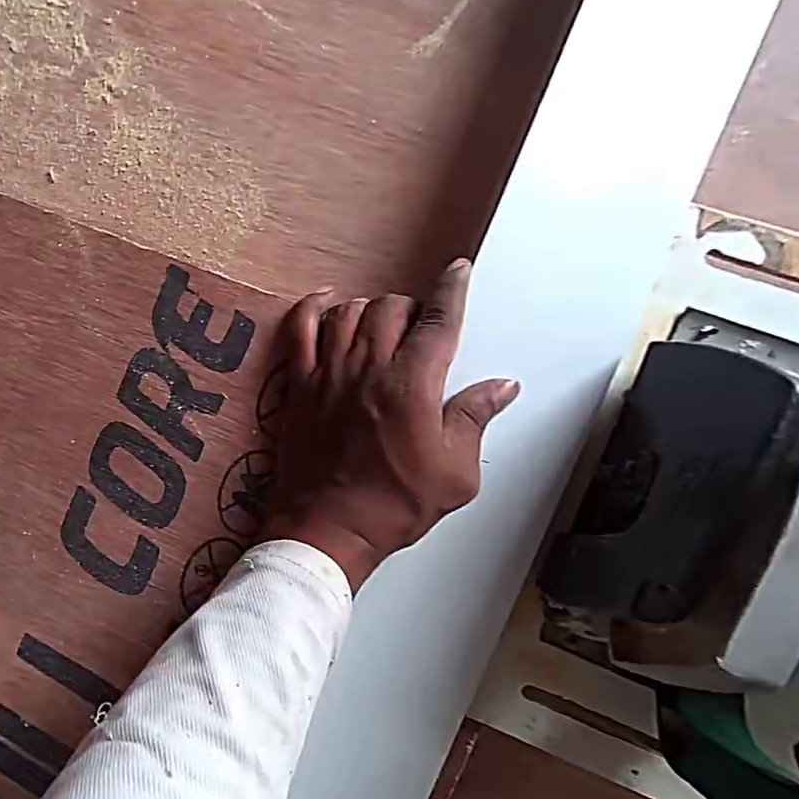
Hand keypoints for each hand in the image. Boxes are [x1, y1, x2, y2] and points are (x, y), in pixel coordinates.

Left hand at [260, 259, 519, 590]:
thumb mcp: (454, 472)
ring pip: (348, 312)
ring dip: (369, 309)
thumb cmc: (389, 505)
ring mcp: (328, 375)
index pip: (439, 321)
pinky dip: (312, 308)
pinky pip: (299, 330)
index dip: (452, 290)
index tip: (457, 272)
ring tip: (381, 326)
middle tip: (418, 329)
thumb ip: (474, 419)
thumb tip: (499, 388)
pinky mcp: (299, 386)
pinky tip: (326, 302)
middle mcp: (367, 371)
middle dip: (411, 309)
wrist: (329, 526)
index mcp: (412, 388)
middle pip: (391, 308)